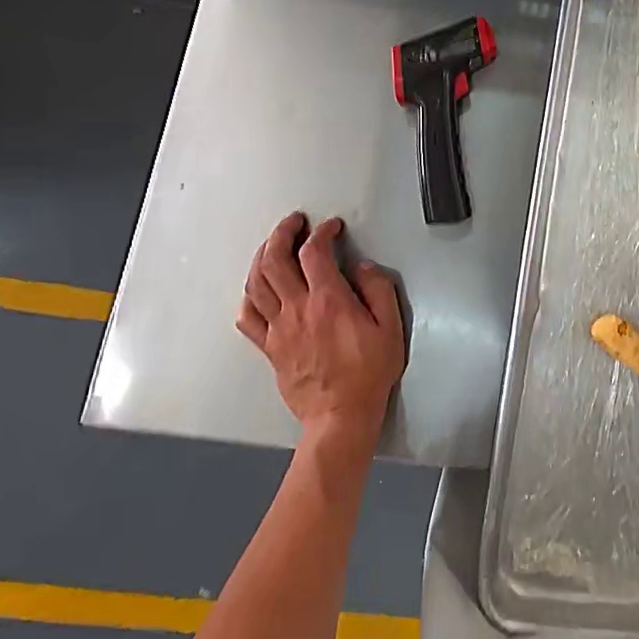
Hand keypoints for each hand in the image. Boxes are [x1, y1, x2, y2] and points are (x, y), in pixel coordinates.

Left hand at [237, 213, 405, 441]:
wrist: (340, 415)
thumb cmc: (368, 373)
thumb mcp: (390, 327)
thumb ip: (379, 291)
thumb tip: (365, 268)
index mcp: (329, 301)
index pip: (315, 253)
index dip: (322, 233)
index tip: (332, 228)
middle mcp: (298, 310)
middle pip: (274, 259)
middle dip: (282, 233)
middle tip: (294, 223)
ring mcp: (279, 329)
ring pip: (255, 283)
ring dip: (261, 257)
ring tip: (272, 245)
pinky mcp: (270, 347)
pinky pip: (247, 316)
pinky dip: (248, 296)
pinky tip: (256, 289)